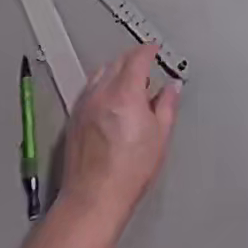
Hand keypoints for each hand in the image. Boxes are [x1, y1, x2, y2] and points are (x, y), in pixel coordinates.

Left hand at [59, 44, 180, 225]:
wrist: (94, 197)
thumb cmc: (127, 174)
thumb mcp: (160, 137)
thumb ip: (167, 106)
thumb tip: (172, 89)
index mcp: (125, 94)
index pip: (137, 58)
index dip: (148, 50)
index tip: (154, 50)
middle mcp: (101, 93)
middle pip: (118, 61)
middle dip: (133, 58)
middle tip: (146, 64)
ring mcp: (85, 103)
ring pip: (101, 72)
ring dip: (116, 69)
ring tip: (130, 81)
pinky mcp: (75, 116)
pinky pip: (89, 87)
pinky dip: (102, 83)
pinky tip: (111, 97)